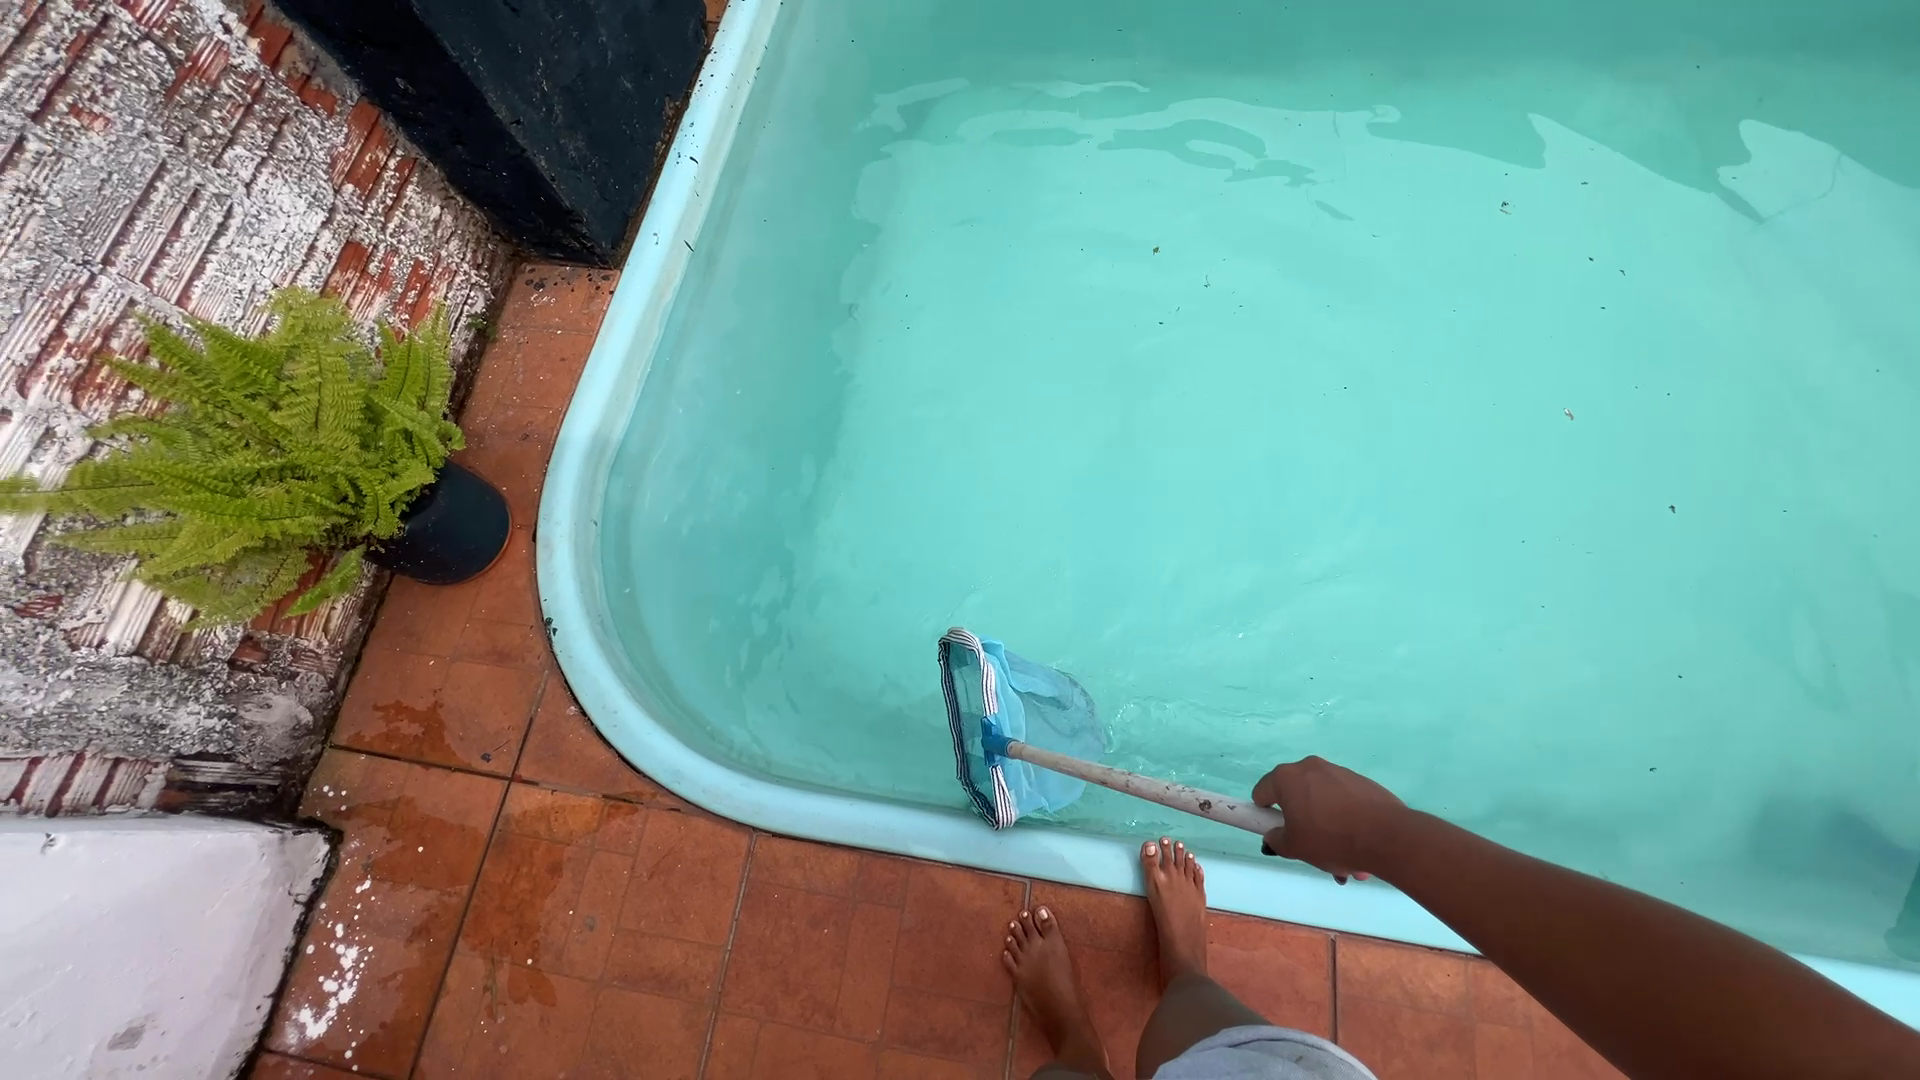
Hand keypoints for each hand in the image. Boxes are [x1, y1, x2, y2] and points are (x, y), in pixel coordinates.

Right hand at [1251, 756, 1409, 883]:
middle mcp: (1310, 767)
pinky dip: (1348, 822)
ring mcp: (1339, 772)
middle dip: (1303, 825)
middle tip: (1315, 851)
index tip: (1279, 832)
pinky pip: (1346, 804)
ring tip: (1346, 860)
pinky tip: (1361, 848)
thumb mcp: (1294, 848)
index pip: (1262, 792)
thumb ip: (1276, 840)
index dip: (1265, 814)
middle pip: (1296, 798)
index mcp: (1286, 778)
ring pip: (1324, 804)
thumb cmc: (1331, 838)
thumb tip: (1274, 835)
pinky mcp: (1363, 783)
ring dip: (1328, 828)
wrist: (1388, 837)